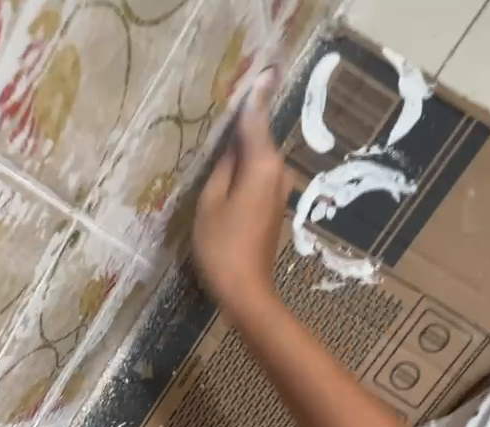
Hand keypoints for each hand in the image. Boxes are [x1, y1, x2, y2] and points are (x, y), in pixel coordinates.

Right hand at [193, 68, 285, 312]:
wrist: (246, 291)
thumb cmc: (221, 248)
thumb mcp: (209, 204)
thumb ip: (221, 168)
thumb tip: (231, 148)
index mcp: (262, 164)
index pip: (255, 120)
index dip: (254, 96)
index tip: (261, 72)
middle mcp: (278, 172)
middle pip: (258, 140)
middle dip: (242, 129)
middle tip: (222, 117)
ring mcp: (279, 192)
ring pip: (258, 161)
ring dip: (241, 155)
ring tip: (218, 149)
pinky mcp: (274, 209)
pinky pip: (258, 179)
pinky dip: (245, 175)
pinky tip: (227, 180)